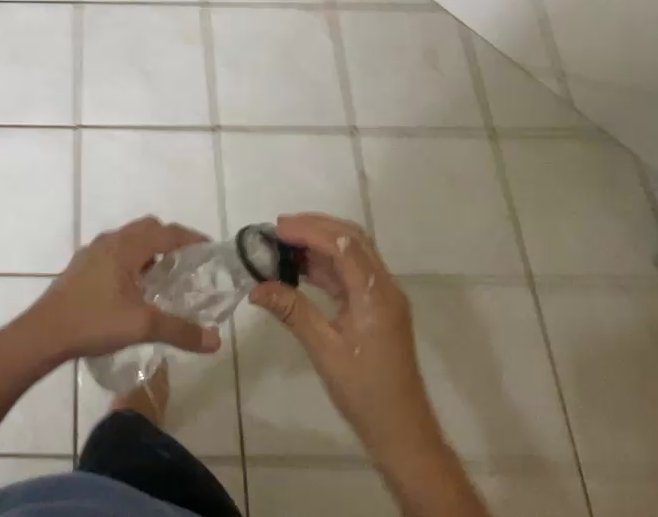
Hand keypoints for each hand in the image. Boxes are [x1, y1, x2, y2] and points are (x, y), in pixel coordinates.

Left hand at [17, 217, 224, 363]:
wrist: (44, 332)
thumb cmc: (94, 321)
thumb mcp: (142, 327)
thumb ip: (181, 331)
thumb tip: (216, 340)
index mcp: (125, 247)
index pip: (166, 232)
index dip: (191, 238)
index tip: (210, 249)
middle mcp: (109, 242)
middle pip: (147, 229)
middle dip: (170, 240)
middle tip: (189, 262)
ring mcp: (92, 253)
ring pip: (129, 241)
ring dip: (150, 250)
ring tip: (165, 276)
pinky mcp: (82, 267)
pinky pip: (115, 253)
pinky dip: (133, 261)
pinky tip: (135, 290)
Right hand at [251, 213, 439, 453]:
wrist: (402, 430)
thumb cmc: (365, 392)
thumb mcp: (324, 351)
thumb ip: (292, 312)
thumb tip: (255, 287)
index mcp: (375, 295)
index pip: (344, 245)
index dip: (309, 230)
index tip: (276, 230)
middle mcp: (384, 287)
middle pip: (352, 239)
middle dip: (315, 227)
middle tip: (277, 230)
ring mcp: (382, 297)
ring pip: (352, 253)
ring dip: (319, 243)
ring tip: (282, 244)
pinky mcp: (377, 307)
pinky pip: (351, 273)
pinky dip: (325, 264)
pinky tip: (299, 267)